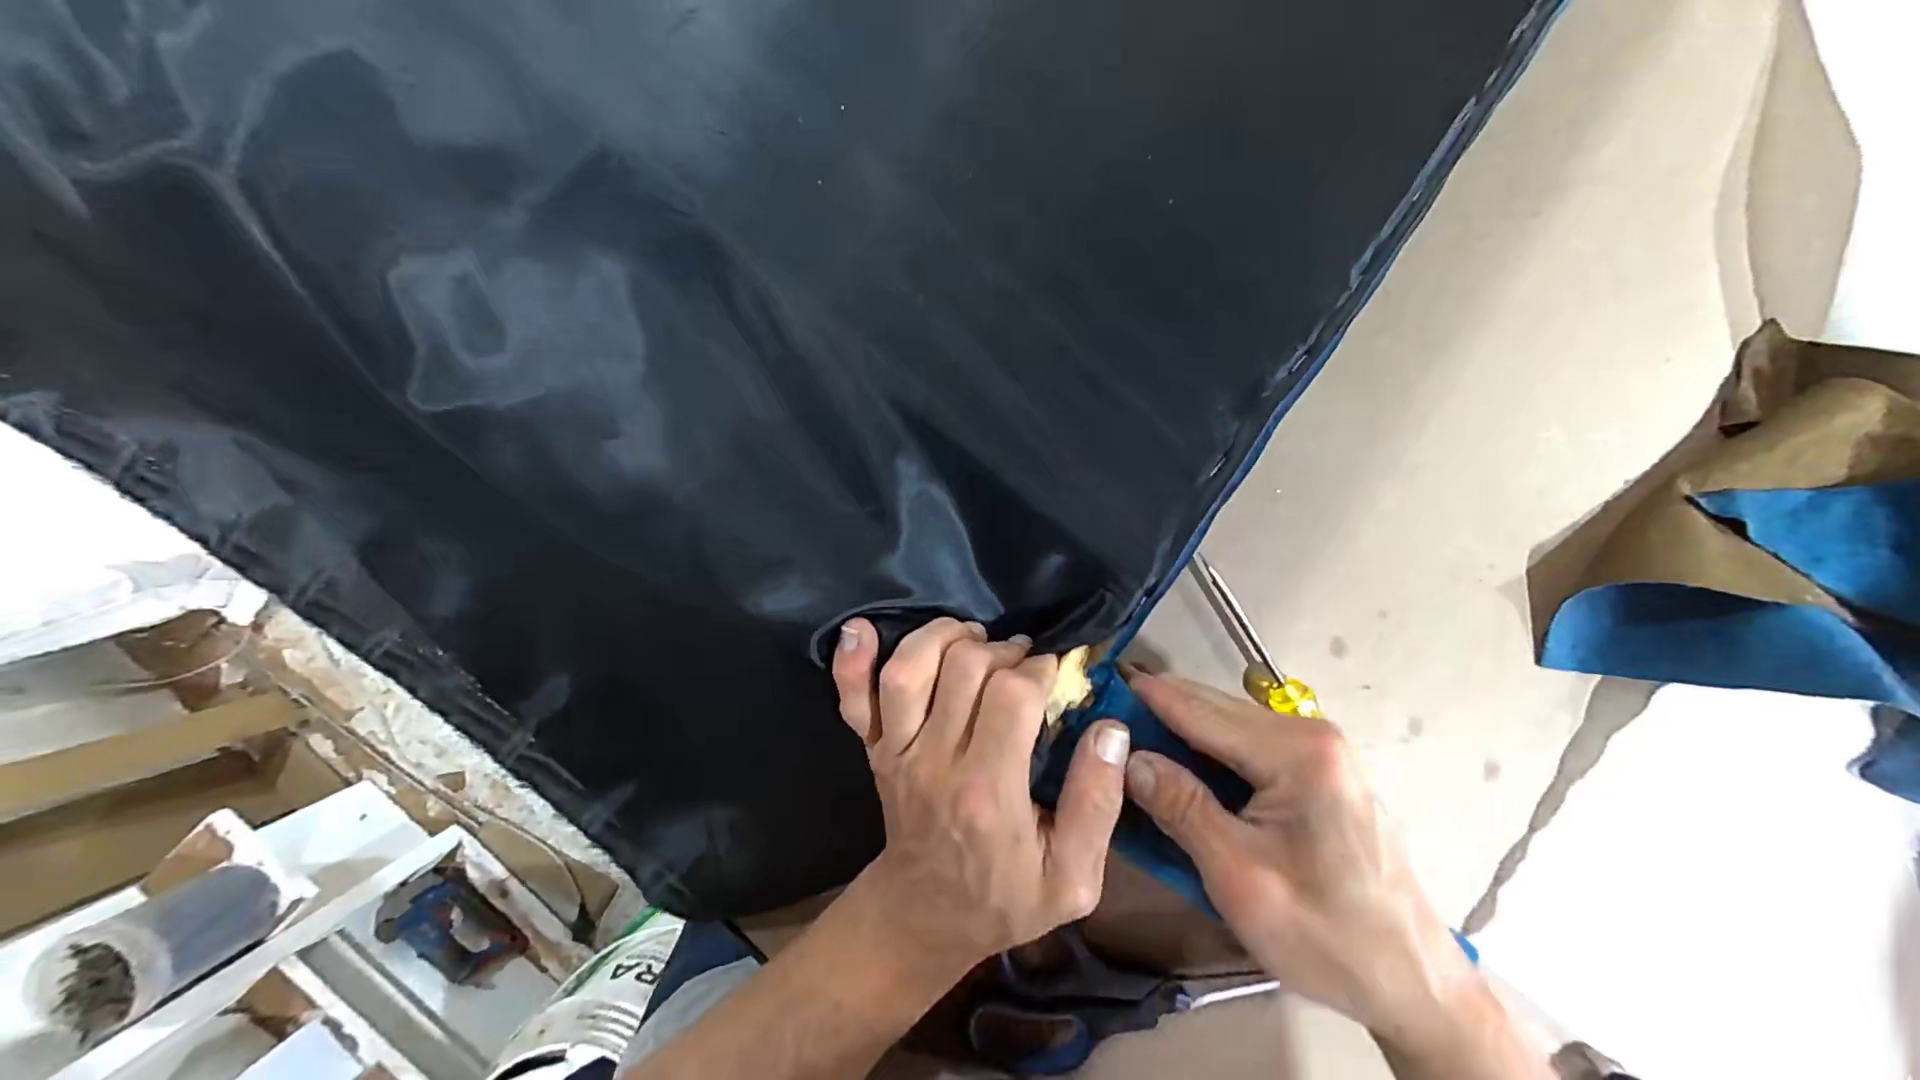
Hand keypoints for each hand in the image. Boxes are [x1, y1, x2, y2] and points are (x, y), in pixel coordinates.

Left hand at [831, 617, 1130, 974]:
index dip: (1039, 668)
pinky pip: (853, 699)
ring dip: (941, 637)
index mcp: (988, 791)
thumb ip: (1096, 803)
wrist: (925, 918)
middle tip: (1022, 658)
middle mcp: (934, 762)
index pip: (1012, 696)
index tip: (1055, 670)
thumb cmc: (1004, 899)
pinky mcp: (872, 751)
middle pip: (962, 669)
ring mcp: (896, 753)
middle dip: (1000, 648)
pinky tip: (861, 629)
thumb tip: (1111, 729)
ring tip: (973, 637)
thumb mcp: (1072, 878)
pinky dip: (853, 662)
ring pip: (908, 670)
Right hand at [1120, 673, 1475, 1038]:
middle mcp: (1312, 735)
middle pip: (1214, 708)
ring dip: (1180, 728)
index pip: (1200, 710)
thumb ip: (1181, 808)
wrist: (1415, 983)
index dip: (1146, 696)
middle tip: (1104, 716)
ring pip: (1229, 723)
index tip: (1099, 683)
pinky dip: (1207, 748)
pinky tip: (1178, 762)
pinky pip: (1248, 745)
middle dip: (1159, 709)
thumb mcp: (1239, 876)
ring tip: (1130, 736)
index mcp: (1297, 753)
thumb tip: (1127, 758)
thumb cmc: (1327, 936)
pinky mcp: (1320, 770)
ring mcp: (1321, 750)